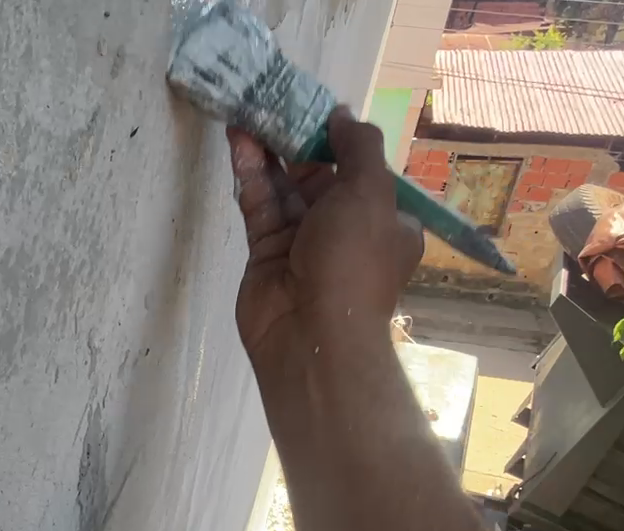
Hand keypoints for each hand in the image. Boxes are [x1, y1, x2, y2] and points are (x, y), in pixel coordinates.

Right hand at [227, 110, 422, 386]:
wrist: (310, 333)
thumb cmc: (353, 260)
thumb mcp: (371, 192)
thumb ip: (357, 147)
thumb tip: (341, 115)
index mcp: (383, 220)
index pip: (362, 172)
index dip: (340, 139)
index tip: (318, 110)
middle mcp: (343, 231)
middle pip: (318, 176)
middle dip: (298, 142)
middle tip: (274, 104)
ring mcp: (301, 244)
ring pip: (284, 189)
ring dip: (270, 154)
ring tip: (249, 115)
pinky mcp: (265, 254)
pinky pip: (260, 208)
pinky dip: (251, 178)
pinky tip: (241, 146)